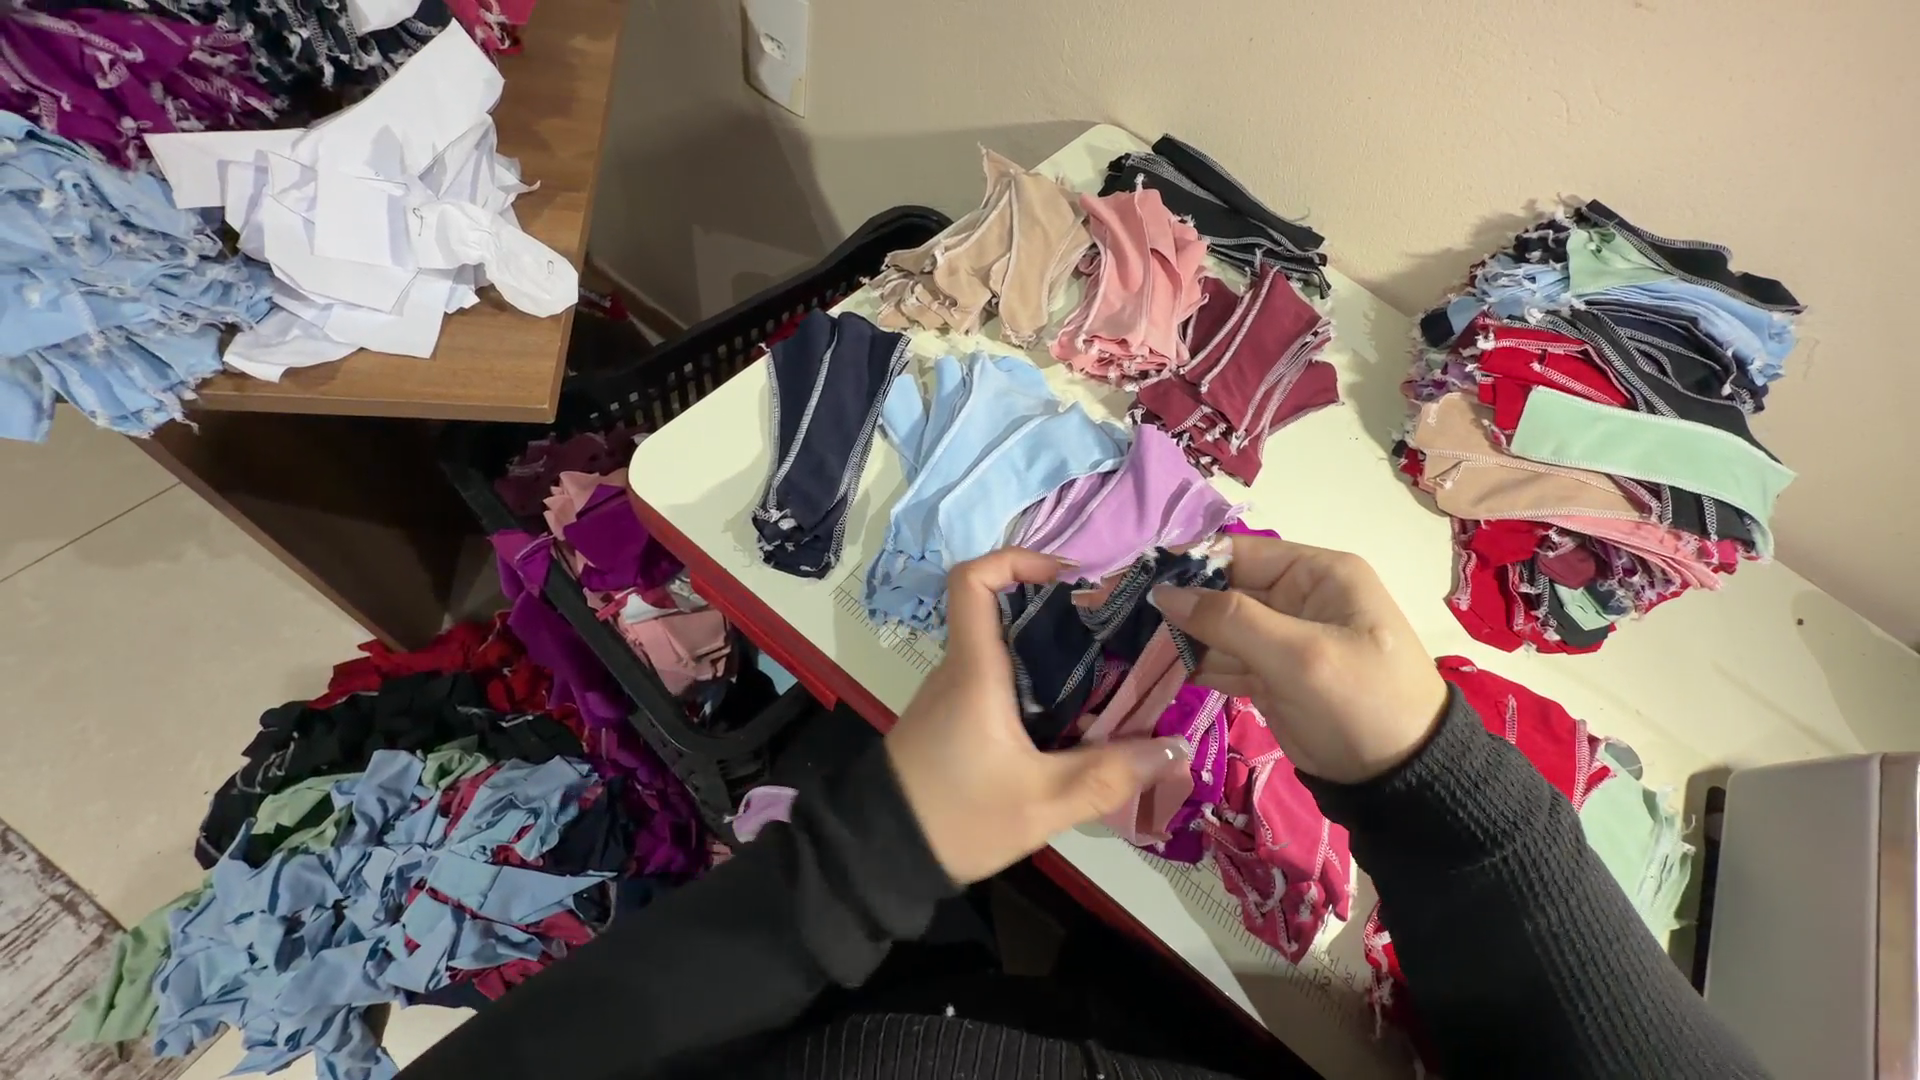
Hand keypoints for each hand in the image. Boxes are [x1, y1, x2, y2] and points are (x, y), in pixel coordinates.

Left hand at [886, 548, 1190, 883]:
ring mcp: (954, 692)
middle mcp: (961, 669)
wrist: (884, 852)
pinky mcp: (955, 717)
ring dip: (1051, 652)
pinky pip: (998, 681)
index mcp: (975, 670)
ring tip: (1110, 671)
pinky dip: (1036, 683)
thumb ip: (1109, 776)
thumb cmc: (956, 816)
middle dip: (1058, 611)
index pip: (972, 581)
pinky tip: (1075, 715)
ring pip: (1004, 650)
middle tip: (1115, 630)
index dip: (1015, 559)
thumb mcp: (1041, 804)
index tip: (1066, 575)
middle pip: (1003, 612)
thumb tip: (1175, 749)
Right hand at [1148, 536, 1446, 784]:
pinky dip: (1192, 666)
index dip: (1190, 564)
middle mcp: (1296, 598)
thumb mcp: (1300, 655)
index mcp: (1316, 574)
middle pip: (1221, 590)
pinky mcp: (1267, 675)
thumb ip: (1229, 620)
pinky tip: (1157, 669)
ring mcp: (1279, 639)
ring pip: (1215, 628)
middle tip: (1124, 617)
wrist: (1400, 782)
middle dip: (1178, 605)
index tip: (1138, 579)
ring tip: (1131, 645)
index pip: (1239, 554)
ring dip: (1179, 638)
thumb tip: (1162, 593)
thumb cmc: (1362, 702)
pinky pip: (1220, 660)